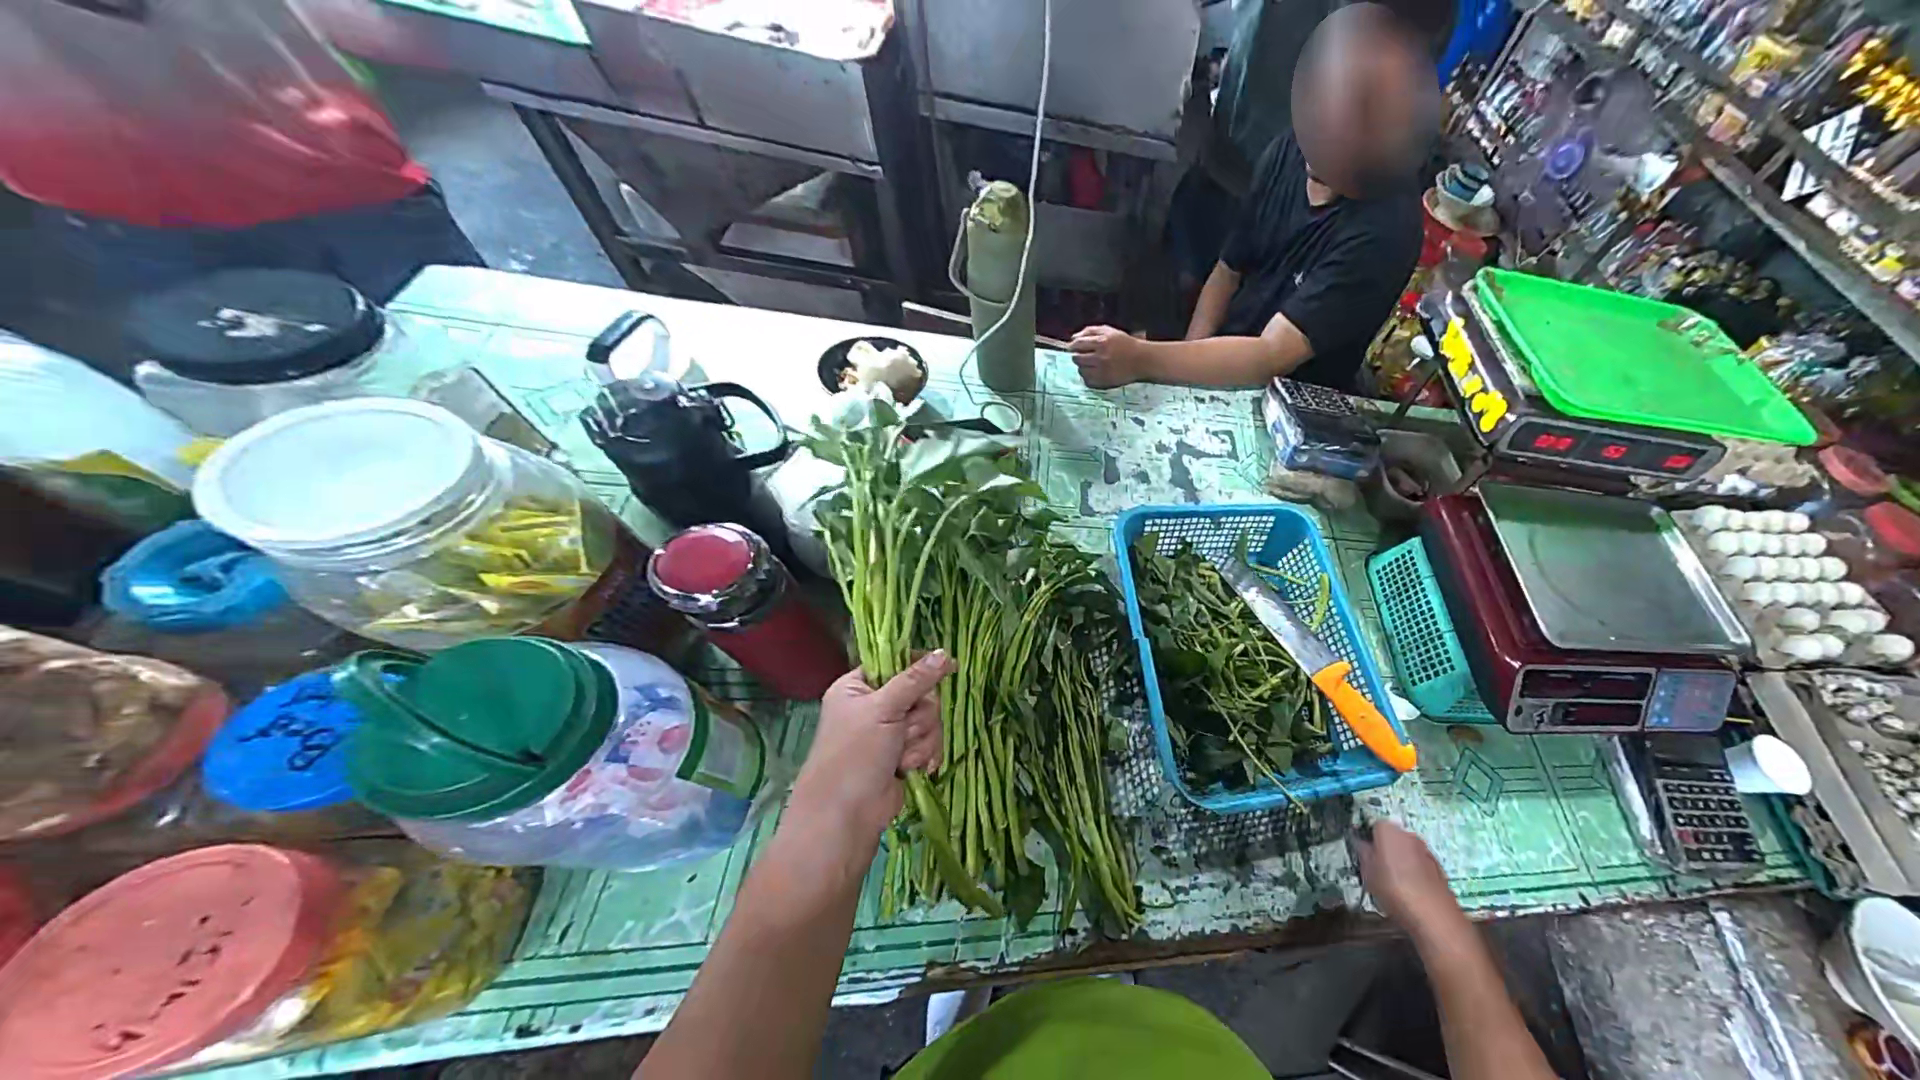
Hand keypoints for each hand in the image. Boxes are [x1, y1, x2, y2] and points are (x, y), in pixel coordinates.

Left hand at [790, 652, 953, 838]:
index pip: (895, 662)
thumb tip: (944, 653)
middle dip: (919, 717)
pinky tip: (914, 769)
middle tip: (903, 731)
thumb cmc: (856, 753)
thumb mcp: (883, 708)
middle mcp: (874, 705)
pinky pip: (929, 742)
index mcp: (858, 686)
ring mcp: (889, 732)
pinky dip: (924, 755)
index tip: (945, 666)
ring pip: (928, 720)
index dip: (919, 666)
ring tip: (901, 758)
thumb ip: (915, 680)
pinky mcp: (902, 754)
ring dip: (921, 740)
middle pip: (920, 694)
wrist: (847, 814)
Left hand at [1069, 325, 1148, 388]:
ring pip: (1081, 370)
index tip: (1074, 348)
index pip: (1077, 344)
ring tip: (1093, 365)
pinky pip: (1087, 381)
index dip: (1073, 346)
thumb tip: (1073, 338)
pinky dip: (1089, 377)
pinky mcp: (1103, 382)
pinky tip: (1097, 373)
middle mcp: (1100, 356)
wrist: (1142, 360)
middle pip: (1076, 358)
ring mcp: (1101, 371)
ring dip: (1084, 367)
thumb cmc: (1125, 344)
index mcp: (1101, 342)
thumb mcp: (1110, 331)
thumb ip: (1090, 331)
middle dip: (1078, 356)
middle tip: (1086, 356)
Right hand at [1355, 820, 1464, 940]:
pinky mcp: (1440, 869)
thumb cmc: (1393, 889)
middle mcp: (1410, 835)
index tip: (1364, 853)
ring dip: (1401, 860)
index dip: (1368, 838)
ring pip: (1407, 850)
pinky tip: (1410, 890)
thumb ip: (1363, 853)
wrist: (1434, 917)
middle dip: (1385, 848)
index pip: (1374, 825)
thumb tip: (1362, 844)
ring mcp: (1427, 852)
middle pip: (1393, 836)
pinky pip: (1420, 863)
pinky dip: (1415, 871)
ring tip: (1394, 881)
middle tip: (1377, 867)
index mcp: (1389, 830)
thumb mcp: (1367, 871)